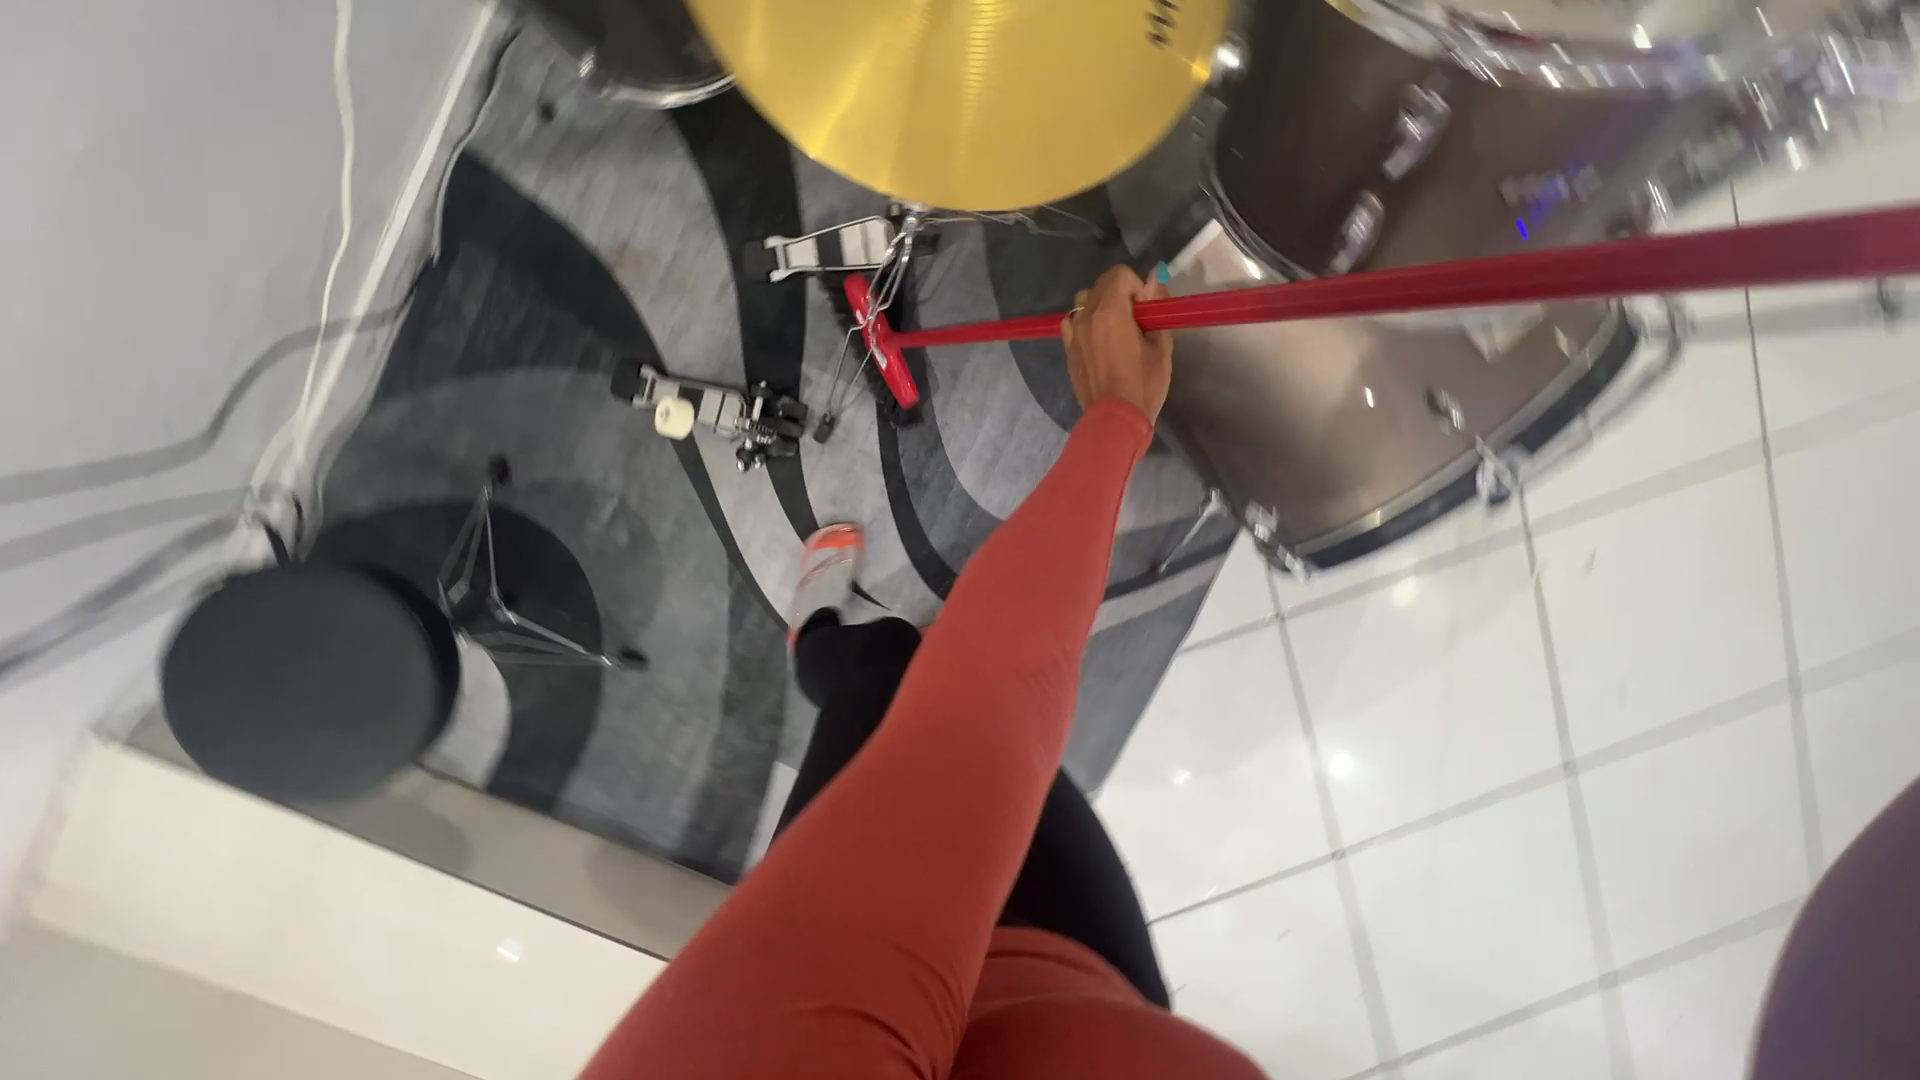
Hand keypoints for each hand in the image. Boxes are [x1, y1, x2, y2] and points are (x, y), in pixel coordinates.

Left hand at [1061, 265, 1172, 423]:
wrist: (1115, 419)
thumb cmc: (1144, 384)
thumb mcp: (1160, 345)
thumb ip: (1156, 308)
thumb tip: (1153, 281)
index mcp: (1110, 312)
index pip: (1119, 274)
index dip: (1136, 286)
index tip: (1146, 308)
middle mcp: (1087, 317)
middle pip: (1100, 285)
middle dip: (1120, 292)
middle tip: (1135, 318)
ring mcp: (1073, 334)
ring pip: (1083, 302)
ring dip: (1100, 305)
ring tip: (1115, 328)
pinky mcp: (1068, 350)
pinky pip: (1073, 323)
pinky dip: (1085, 323)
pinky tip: (1097, 340)